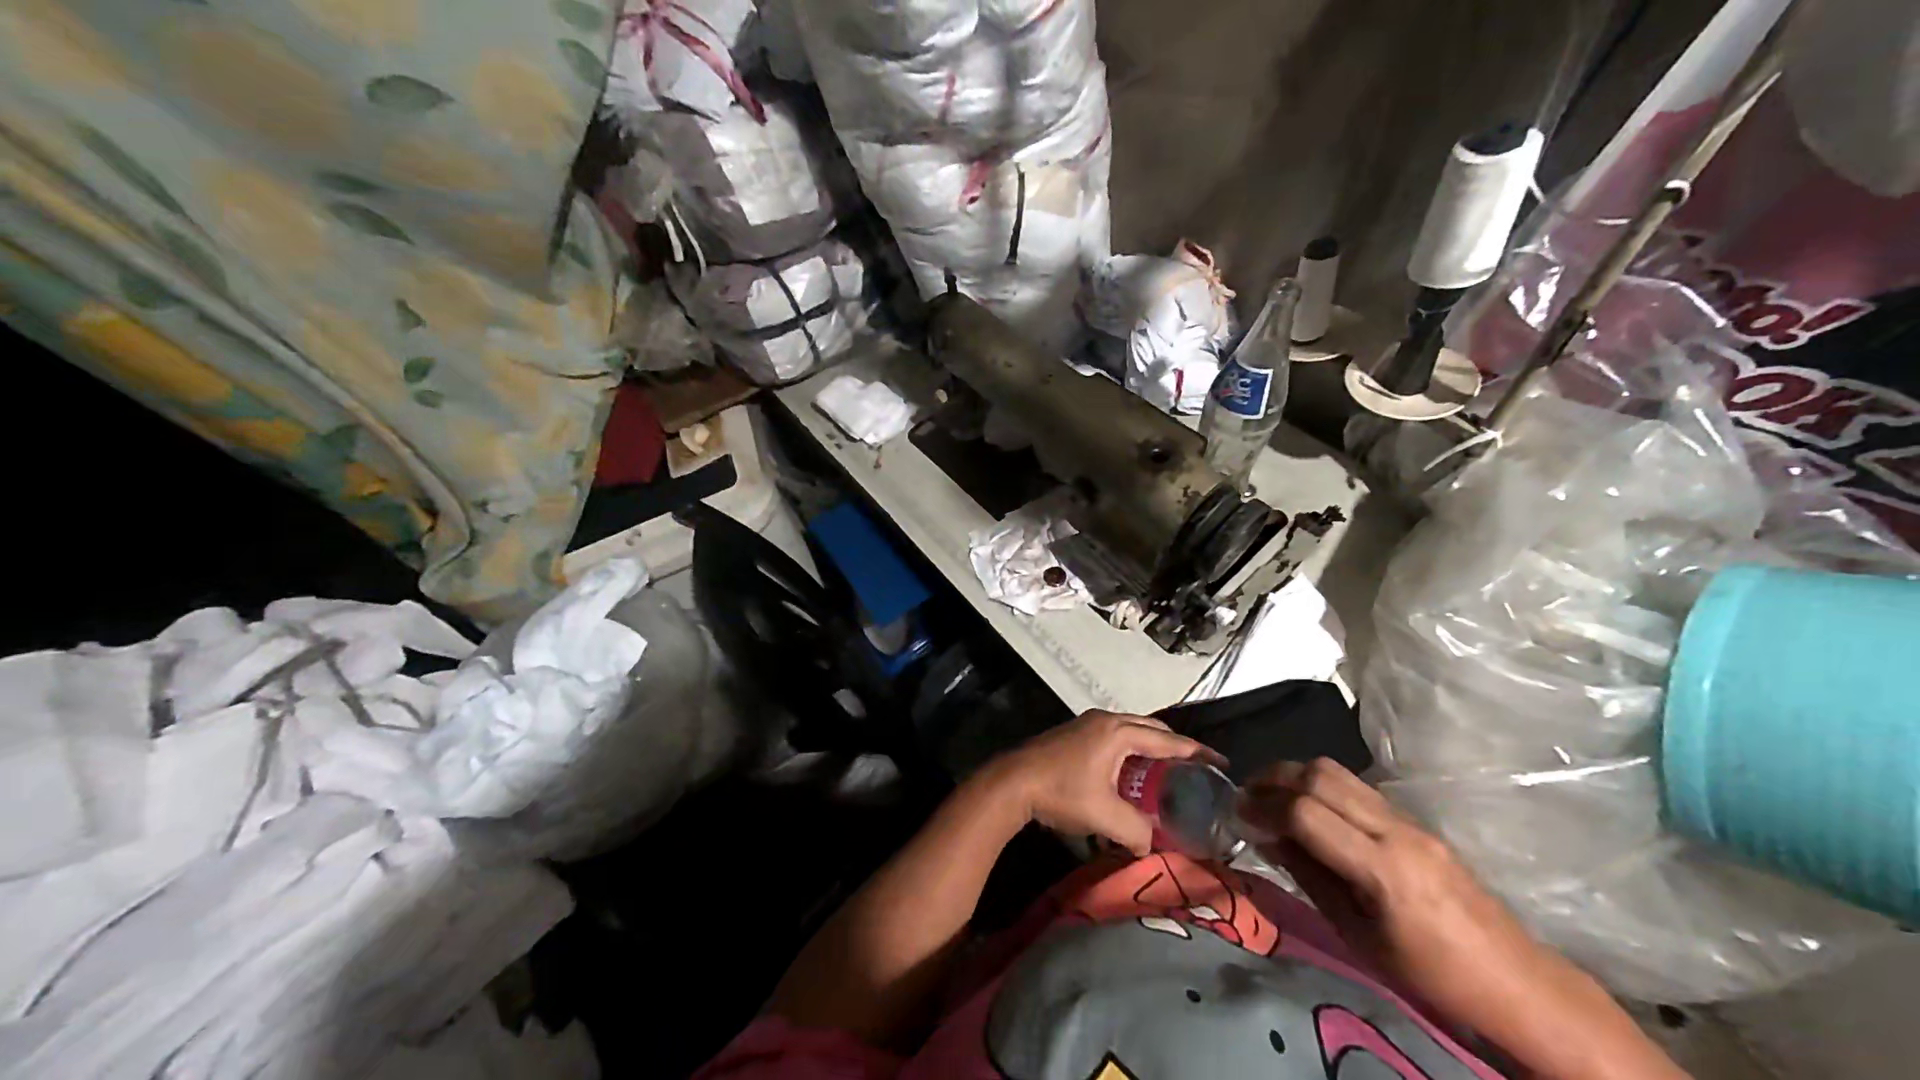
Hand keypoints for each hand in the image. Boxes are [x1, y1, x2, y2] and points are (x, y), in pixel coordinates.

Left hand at [979, 710, 1221, 856]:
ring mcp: (1086, 724)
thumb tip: (1152, 847)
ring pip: (1129, 731)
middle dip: (1174, 747)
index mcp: (1118, 732)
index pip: (1167, 740)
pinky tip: (1129, 775)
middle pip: (1150, 729)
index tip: (1220, 763)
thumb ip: (1137, 832)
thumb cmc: (1061, 793)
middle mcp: (1105, 720)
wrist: (1012, 783)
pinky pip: (1113, 737)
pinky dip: (1129, 751)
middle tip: (1194, 769)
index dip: (1196, 752)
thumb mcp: (1105, 817)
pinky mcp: (1073, 734)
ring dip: (1148, 749)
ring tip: (1165, 774)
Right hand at [1242, 759, 1572, 1026]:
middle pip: (1321, 775)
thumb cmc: (1430, 976)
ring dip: (1296, 775)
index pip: (1306, 812)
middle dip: (1273, 777)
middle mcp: (1396, 831)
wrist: (1515, 981)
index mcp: (1382, 868)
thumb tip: (1267, 836)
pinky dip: (1321, 787)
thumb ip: (1309, 876)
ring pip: (1339, 771)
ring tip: (1270, 796)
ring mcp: (1409, 821)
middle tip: (1245, 795)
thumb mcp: (1356, 936)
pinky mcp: (1415, 822)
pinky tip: (1308, 809)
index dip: (1262, 806)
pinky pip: (1357, 788)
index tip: (1236, 812)